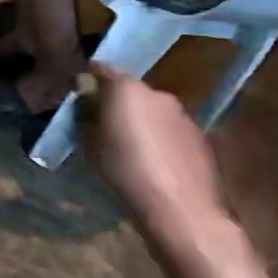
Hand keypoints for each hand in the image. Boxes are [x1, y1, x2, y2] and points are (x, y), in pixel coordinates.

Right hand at [88, 65, 256, 275]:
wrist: (181, 208)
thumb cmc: (124, 171)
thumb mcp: (89, 143)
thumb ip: (86, 115)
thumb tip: (84, 99)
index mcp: (128, 90)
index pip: (103, 69)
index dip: (89, 78)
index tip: (77, 91)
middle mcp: (159, 94)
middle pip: (130, 90)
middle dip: (115, 101)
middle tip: (99, 122)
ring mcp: (183, 115)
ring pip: (152, 109)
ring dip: (138, 119)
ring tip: (126, 145)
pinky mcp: (200, 136)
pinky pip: (169, 127)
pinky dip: (157, 135)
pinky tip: (151, 160)